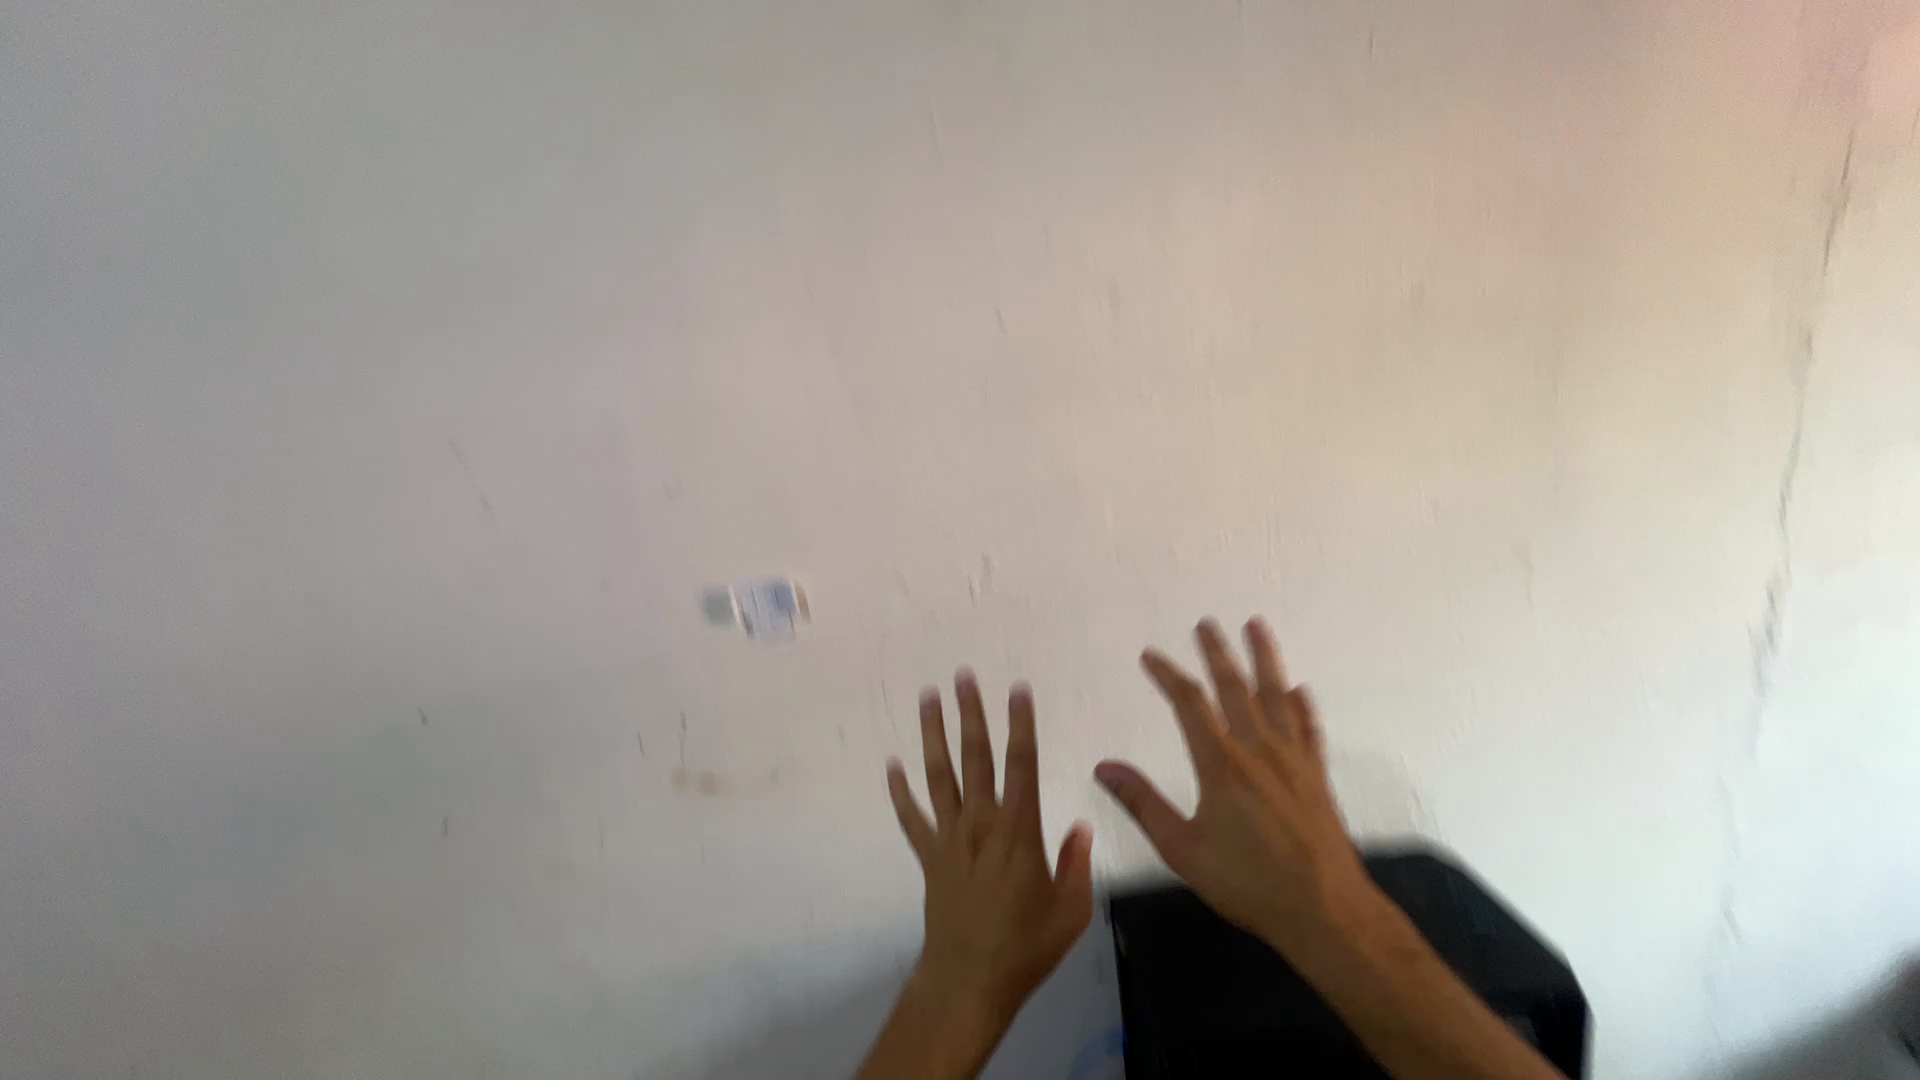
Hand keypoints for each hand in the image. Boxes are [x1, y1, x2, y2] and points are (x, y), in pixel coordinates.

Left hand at [886, 671, 1093, 1027]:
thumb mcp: (1071, 910)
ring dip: (933, 735)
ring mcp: (949, 837)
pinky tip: (891, 766)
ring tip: (927, 699)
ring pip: (939, 776)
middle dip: (970, 714)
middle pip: (975, 758)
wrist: (971, 980)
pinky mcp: (929, 856)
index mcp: (1019, 830)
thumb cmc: (1027, 945)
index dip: (1021, 724)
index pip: (1022, 764)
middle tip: (962, 676)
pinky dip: (900, 792)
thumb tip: (1080, 826)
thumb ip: (1076, 864)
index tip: (1017, 688)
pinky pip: (912, 818)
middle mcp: (980, 823)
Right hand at [1094, 618, 1379, 951]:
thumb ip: (1143, 804)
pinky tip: (1300, 690)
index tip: (1150, 656)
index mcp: (1221, 763)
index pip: (1190, 704)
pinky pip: (1309, 729)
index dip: (1168, 675)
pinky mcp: (1317, 776)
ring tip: (1256, 626)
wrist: (1326, 911)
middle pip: (1235, 688)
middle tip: (1205, 623)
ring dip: (1265, 658)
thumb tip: (1104, 767)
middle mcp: (1259, 750)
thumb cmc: (1248, 882)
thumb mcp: (1182, 849)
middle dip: (1217, 653)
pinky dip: (1303, 706)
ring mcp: (1294, 760)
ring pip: (1277, 696)